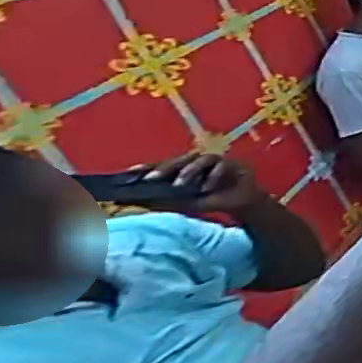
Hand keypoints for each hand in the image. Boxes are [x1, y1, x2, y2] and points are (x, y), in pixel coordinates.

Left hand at [132, 153, 269, 214]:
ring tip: (180, 184)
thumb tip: (122, 201)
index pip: (162, 166)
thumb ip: (156, 200)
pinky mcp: (235, 164)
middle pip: (180, 159)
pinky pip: (222, 165)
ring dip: (190, 170)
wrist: (239, 202)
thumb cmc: (208, 200)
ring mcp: (217, 162)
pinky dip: (213, 176)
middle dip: (165, 168)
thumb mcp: (179, 203)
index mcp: (182, 170)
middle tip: (151, 179)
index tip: (127, 176)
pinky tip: (207, 187)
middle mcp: (198, 163)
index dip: (145, 168)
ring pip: (202, 159)